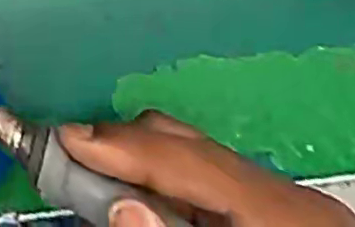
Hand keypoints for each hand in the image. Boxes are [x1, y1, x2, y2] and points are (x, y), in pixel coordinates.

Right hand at [57, 111, 354, 226]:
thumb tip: (120, 204)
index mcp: (286, 214)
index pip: (183, 155)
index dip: (116, 143)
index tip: (63, 136)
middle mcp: (291, 199)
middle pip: (186, 142)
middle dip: (121, 145)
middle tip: (67, 154)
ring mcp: (291, 206)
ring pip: (196, 157)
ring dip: (140, 163)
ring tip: (96, 178)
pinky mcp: (284, 216)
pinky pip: (211, 182)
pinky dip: (169, 184)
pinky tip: (142, 199)